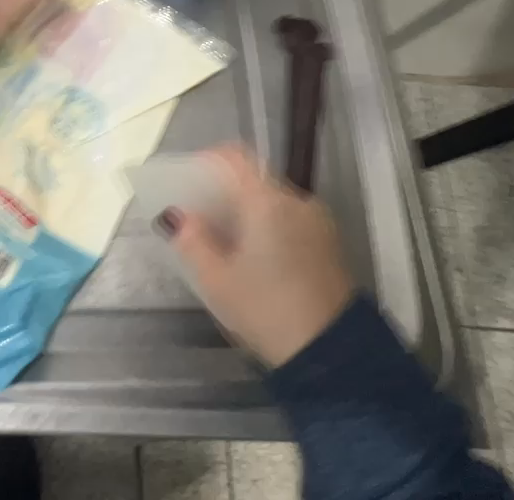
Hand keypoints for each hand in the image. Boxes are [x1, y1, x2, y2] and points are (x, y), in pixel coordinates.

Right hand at [158, 146, 355, 367]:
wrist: (333, 355)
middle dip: (225, 194)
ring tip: (226, 243)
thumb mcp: (216, 281)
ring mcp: (317, 222)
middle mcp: (296, 201)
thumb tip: (181, 217)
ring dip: (247, 213)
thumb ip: (192, 241)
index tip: (190, 181)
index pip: (236, 158)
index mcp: (266, 201)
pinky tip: (255, 259)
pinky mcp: (329, 245)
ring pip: (272, 203)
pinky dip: (268, 227)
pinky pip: (289, 221)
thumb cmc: (267, 310)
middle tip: (201, 219)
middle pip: (254, 180)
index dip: (209, 161)